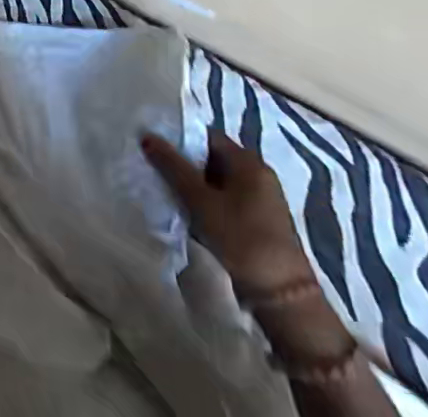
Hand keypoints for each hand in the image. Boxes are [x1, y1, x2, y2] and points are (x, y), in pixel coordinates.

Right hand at [142, 131, 315, 297]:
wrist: (280, 293)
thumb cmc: (239, 237)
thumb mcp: (200, 200)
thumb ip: (172, 167)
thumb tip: (147, 135)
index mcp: (248, 161)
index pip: (208, 136)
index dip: (181, 139)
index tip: (156, 150)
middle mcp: (258, 173)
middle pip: (213, 158)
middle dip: (186, 165)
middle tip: (159, 175)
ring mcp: (261, 198)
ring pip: (219, 182)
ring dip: (196, 187)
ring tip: (170, 196)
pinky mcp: (260, 220)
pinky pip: (228, 201)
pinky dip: (209, 204)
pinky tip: (192, 218)